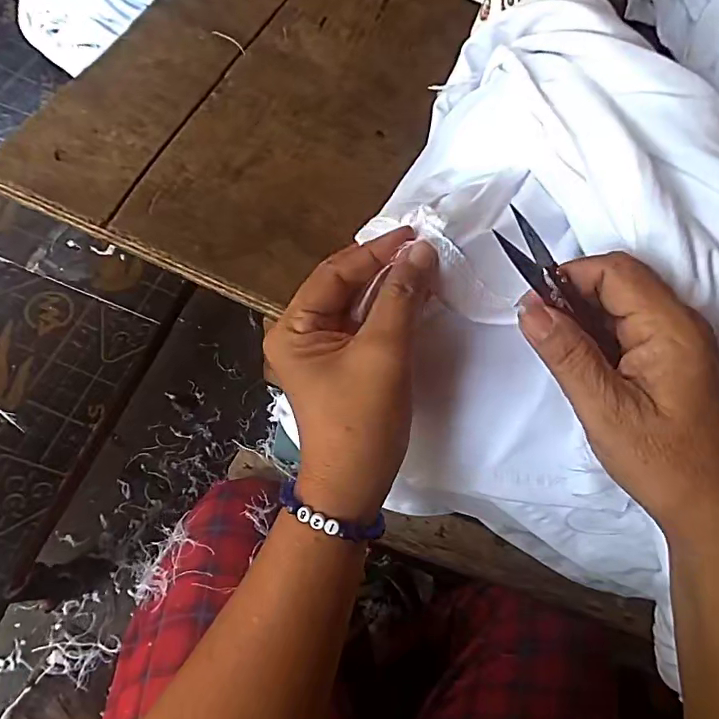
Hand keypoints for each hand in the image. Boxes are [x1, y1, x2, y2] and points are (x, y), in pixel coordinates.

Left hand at [265, 226, 438, 522]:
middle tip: (424, 248)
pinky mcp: (344, 365)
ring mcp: (323, 351)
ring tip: (425, 266)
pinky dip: (391, 310)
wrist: (354, 484)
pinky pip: (366, 326)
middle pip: (344, 286)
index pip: (334, 273)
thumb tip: (420, 252)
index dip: (374, 251)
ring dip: (390, 287)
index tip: (413, 234)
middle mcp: (301, 334)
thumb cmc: (361, 420)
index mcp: (293, 328)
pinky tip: (416, 296)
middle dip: (383, 266)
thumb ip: (400, 298)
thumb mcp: (382, 353)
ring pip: (358, 305)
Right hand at [517, 252, 718, 537]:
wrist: (714, 509)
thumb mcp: (604, 408)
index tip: (532, 308)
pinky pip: (630, 329)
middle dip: (572, 296)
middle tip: (539, 332)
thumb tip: (530, 309)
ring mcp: (681, 341)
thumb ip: (567, 353)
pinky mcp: (674, 360)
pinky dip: (598, 336)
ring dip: (583, 318)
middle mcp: (681, 324)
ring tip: (557, 353)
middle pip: (620, 281)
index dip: (568, 277)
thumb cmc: (663, 463)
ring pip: (622, 305)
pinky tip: (581, 364)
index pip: (615, 271)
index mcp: (671, 328)